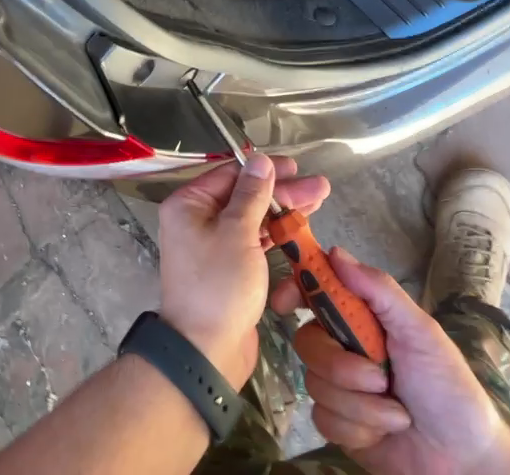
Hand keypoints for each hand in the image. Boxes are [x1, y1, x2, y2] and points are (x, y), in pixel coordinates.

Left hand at [155, 155, 329, 387]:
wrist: (205, 349)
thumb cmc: (219, 285)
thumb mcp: (237, 233)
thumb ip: (252, 196)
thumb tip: (259, 160)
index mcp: (188, 204)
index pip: (230, 175)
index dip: (264, 170)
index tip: (297, 167)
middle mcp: (197, 220)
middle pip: (244, 196)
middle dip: (282, 192)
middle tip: (320, 188)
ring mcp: (213, 245)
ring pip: (252, 219)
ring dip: (283, 212)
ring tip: (318, 202)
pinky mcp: (229, 268)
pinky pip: (253, 242)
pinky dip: (275, 235)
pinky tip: (299, 229)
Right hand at [271, 248, 509, 474]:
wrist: (464, 457)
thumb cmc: (448, 386)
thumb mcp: (421, 331)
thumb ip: (380, 290)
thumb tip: (335, 252)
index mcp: (359, 320)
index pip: (313, 293)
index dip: (293, 290)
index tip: (286, 303)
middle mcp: (342, 348)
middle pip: (306, 342)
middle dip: (341, 366)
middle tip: (379, 378)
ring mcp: (338, 387)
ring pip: (315, 384)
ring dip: (360, 403)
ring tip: (396, 412)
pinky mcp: (338, 424)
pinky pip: (323, 418)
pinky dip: (358, 427)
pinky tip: (384, 432)